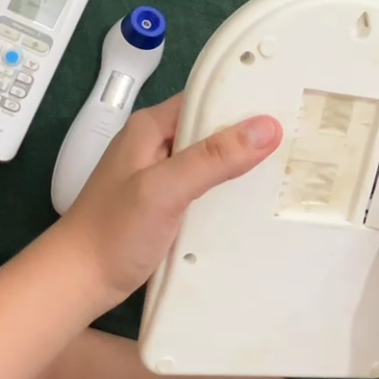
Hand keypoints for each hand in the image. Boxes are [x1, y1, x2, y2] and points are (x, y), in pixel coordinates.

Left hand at [55, 94, 281, 302]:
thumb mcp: (164, 189)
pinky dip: (229, 189)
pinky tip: (254, 201)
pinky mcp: (168, 202)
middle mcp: (158, 144)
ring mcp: (162, 174)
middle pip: (213, 127)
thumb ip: (212, 158)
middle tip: (299, 140)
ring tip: (286, 168)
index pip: (207, 96)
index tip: (289, 106)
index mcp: (152, 126)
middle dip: (251, 133)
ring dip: (242, 164)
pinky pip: (207, 185)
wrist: (79, 282)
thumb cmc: (113, 232)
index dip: (245, 99)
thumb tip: (266, 127)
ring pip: (212, 158)